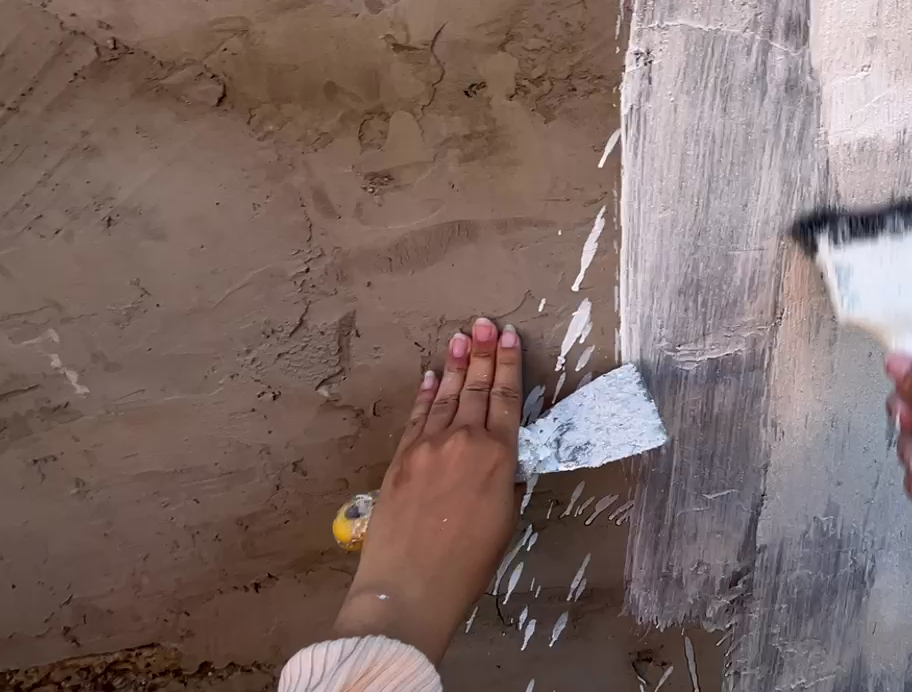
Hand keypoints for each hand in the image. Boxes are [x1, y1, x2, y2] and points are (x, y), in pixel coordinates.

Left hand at [333, 318, 523, 662]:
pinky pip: (416, 417)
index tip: (510, 336)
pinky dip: (424, 394)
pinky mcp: (401, 459)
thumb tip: (497, 454)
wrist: (408, 590)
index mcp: (499, 455)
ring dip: (455, 364)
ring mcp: (429, 446)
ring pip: (446, 395)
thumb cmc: (469, 562)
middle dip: (483, 352)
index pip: (506, 397)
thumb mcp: (505, 516)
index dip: (509, 364)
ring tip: (462, 336)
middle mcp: (465, 440)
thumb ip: (503, 475)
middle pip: (476, 387)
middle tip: (485, 322)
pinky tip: (430, 375)